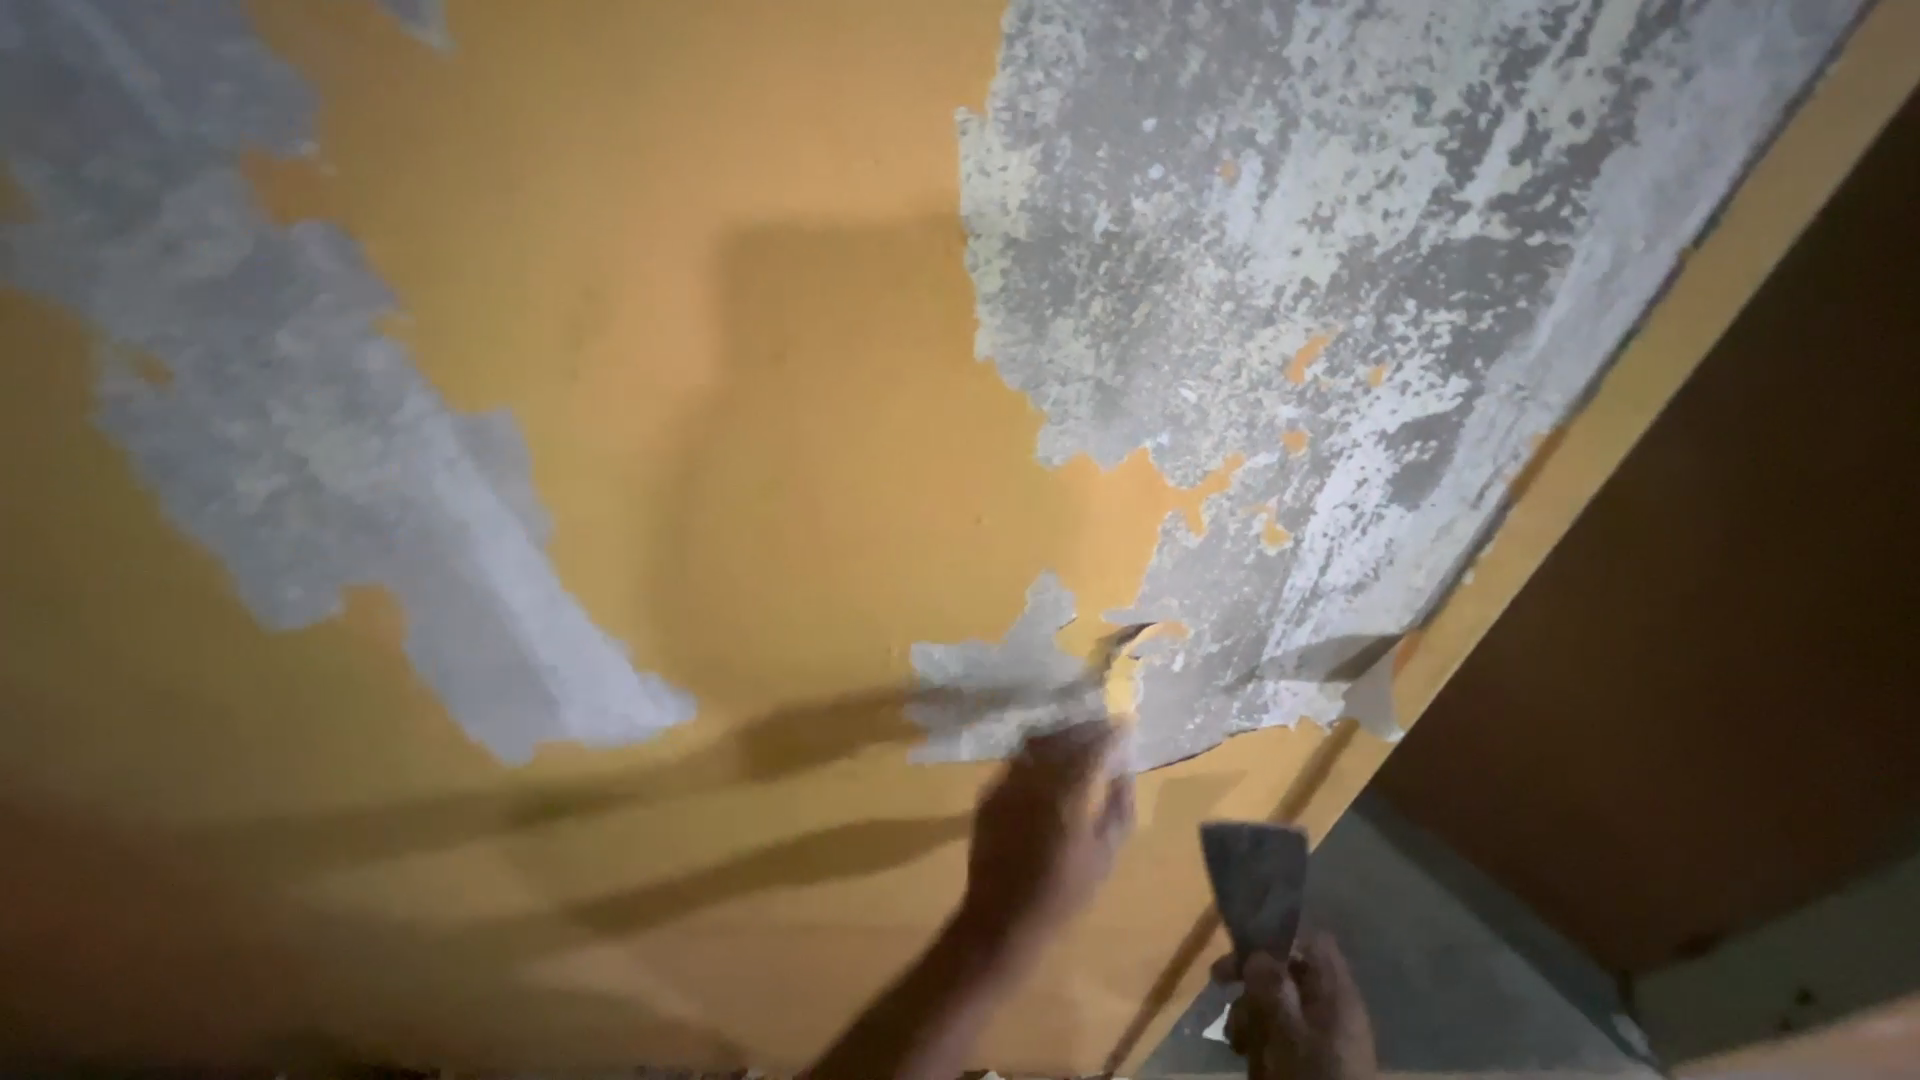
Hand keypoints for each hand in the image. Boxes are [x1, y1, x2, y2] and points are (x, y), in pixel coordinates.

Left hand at [959, 720, 1134, 938]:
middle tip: (1102, 726)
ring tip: (1077, 737)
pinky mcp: (989, 793)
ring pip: (1035, 742)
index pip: (1093, 747)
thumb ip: (1119, 807)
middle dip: (1085, 726)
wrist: (1002, 917)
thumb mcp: (1105, 855)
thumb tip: (1124, 772)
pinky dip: (1036, 752)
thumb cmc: (1063, 893)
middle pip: (1062, 735)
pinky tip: (1047, 761)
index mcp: (1067, 794)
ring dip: (1059, 734)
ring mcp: (1006, 783)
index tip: (1125, 723)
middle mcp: (1034, 779)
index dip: (1111, 732)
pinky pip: (1016, 759)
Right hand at [1212, 934, 1376, 1079]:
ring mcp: (1324, 1034)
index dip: (1277, 935)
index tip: (1243, 945)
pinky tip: (1245, 1052)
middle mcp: (1332, 1006)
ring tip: (1236, 1038)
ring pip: (1279, 1002)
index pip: (1311, 940)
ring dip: (1250, 1012)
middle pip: (1288, 971)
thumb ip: (1271, 987)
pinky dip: (1260, 1036)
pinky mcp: (1313, 1057)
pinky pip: (1281, 1031)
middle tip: (1218, 981)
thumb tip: (1257, 952)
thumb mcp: (1285, 1031)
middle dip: (1251, 979)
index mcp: (1335, 991)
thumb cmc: (1311, 1077)